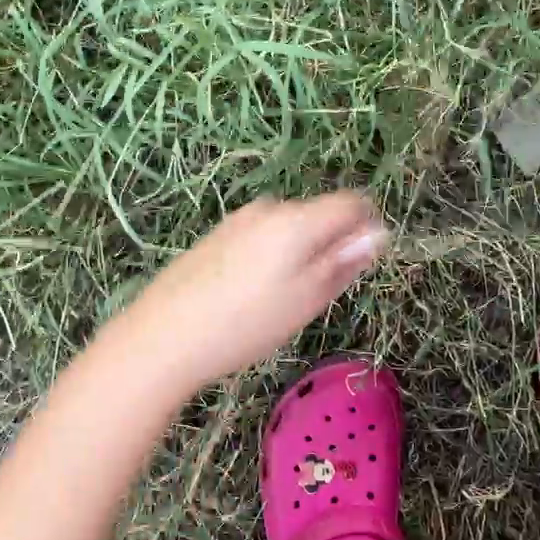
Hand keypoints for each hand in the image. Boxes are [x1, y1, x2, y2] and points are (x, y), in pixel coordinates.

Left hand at [110, 192, 387, 392]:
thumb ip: (345, 261)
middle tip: (314, 297)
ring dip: (298, 254)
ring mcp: (239, 220)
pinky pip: (261, 238)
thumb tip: (378, 233)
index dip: (366, 227)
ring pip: (288, 229)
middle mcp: (270, 209)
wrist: (162, 338)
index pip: (352, 202)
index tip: (360, 265)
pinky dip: (269, 259)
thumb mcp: (307, 298)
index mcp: (298, 220)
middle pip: (318, 216)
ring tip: (277, 303)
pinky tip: (247, 297)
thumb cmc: (246, 323)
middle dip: (328, 246)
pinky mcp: (216, 236)